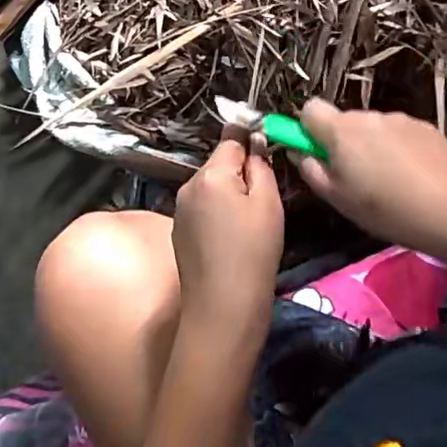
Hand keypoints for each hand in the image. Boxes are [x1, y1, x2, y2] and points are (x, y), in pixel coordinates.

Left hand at [172, 128, 284, 332]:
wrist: (223, 307)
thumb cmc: (254, 253)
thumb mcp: (268, 205)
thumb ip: (260, 167)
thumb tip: (255, 144)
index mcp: (210, 174)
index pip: (230, 139)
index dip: (249, 140)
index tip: (265, 149)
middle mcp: (188, 185)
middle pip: (218, 164)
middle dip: (238, 172)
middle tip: (262, 198)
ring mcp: (179, 208)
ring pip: (209, 186)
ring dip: (227, 193)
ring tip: (248, 222)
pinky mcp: (178, 230)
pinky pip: (201, 207)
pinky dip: (216, 213)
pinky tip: (230, 238)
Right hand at [295, 98, 446, 250]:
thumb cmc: (391, 210)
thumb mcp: (340, 200)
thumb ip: (313, 172)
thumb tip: (301, 153)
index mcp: (341, 130)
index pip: (309, 109)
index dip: (308, 130)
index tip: (316, 156)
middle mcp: (368, 115)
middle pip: (343, 121)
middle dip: (342, 144)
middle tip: (355, 180)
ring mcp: (400, 119)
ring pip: (371, 129)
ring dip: (371, 148)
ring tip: (389, 184)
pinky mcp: (426, 127)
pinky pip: (397, 135)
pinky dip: (397, 151)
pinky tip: (413, 179)